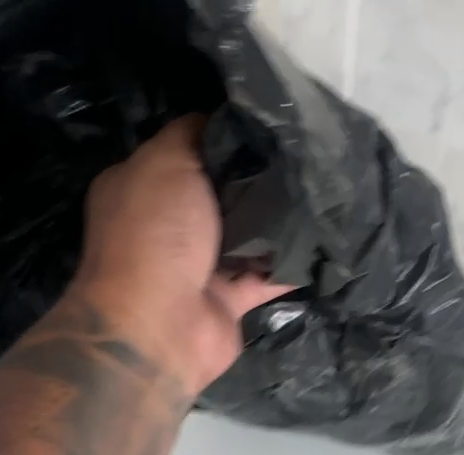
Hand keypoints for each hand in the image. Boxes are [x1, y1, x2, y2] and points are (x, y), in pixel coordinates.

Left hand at [67, 114, 295, 397]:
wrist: (161, 325)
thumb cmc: (156, 235)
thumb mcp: (167, 161)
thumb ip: (194, 135)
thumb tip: (226, 119)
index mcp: (144, 188)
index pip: (188, 153)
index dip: (224, 141)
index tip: (267, 129)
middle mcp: (169, 227)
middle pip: (220, 197)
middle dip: (254, 183)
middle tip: (300, 163)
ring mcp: (199, 267)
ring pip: (245, 238)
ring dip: (275, 226)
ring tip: (318, 198)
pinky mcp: (228, 301)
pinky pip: (265, 278)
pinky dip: (289, 267)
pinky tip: (320, 244)